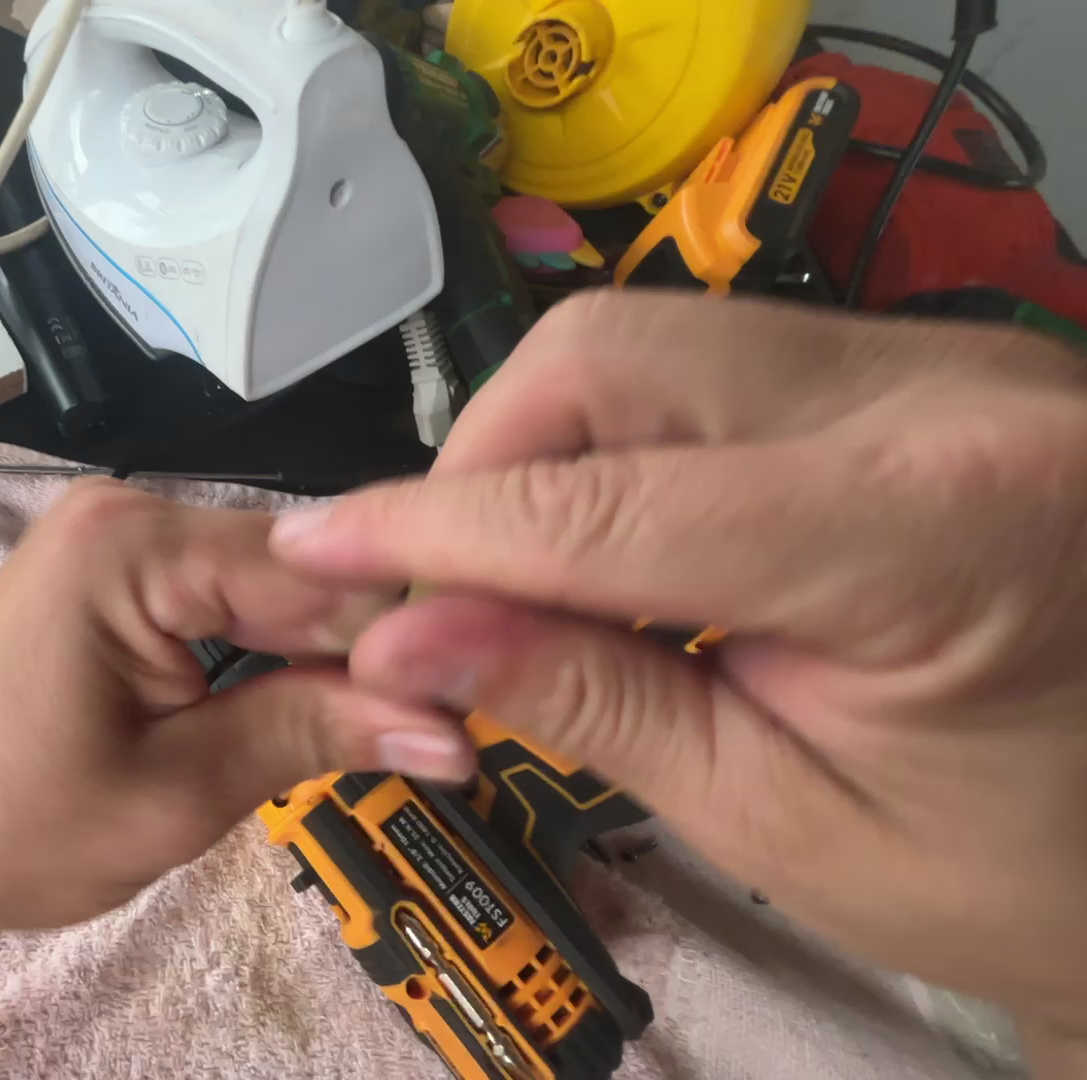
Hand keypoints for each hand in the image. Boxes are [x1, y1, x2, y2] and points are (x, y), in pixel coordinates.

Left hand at [0, 481, 472, 946]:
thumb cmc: (5, 828)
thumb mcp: (170, 795)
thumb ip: (305, 735)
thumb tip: (449, 727)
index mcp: (129, 545)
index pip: (314, 569)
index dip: (400, 638)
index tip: (471, 706)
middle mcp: (123, 512)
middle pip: (291, 565)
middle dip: (358, 644)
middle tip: (430, 726)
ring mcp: (111, 536)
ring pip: (260, 580)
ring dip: (313, 648)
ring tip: (366, 720)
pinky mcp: (105, 571)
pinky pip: (214, 592)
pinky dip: (260, 642)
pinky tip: (293, 690)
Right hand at [269, 292, 1086, 1046]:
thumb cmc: (1016, 865)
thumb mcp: (774, 814)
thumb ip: (573, 700)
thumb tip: (394, 646)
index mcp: (935, 534)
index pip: (595, 508)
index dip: (426, 529)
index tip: (309, 548)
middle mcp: (934, 392)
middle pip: (598, 357)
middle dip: (476, 464)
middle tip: (452, 581)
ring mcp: (917, 354)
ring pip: (621, 342)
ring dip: (520, 449)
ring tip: (522, 564)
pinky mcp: (885, 361)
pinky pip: (670, 362)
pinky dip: (581, 442)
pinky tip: (595, 530)